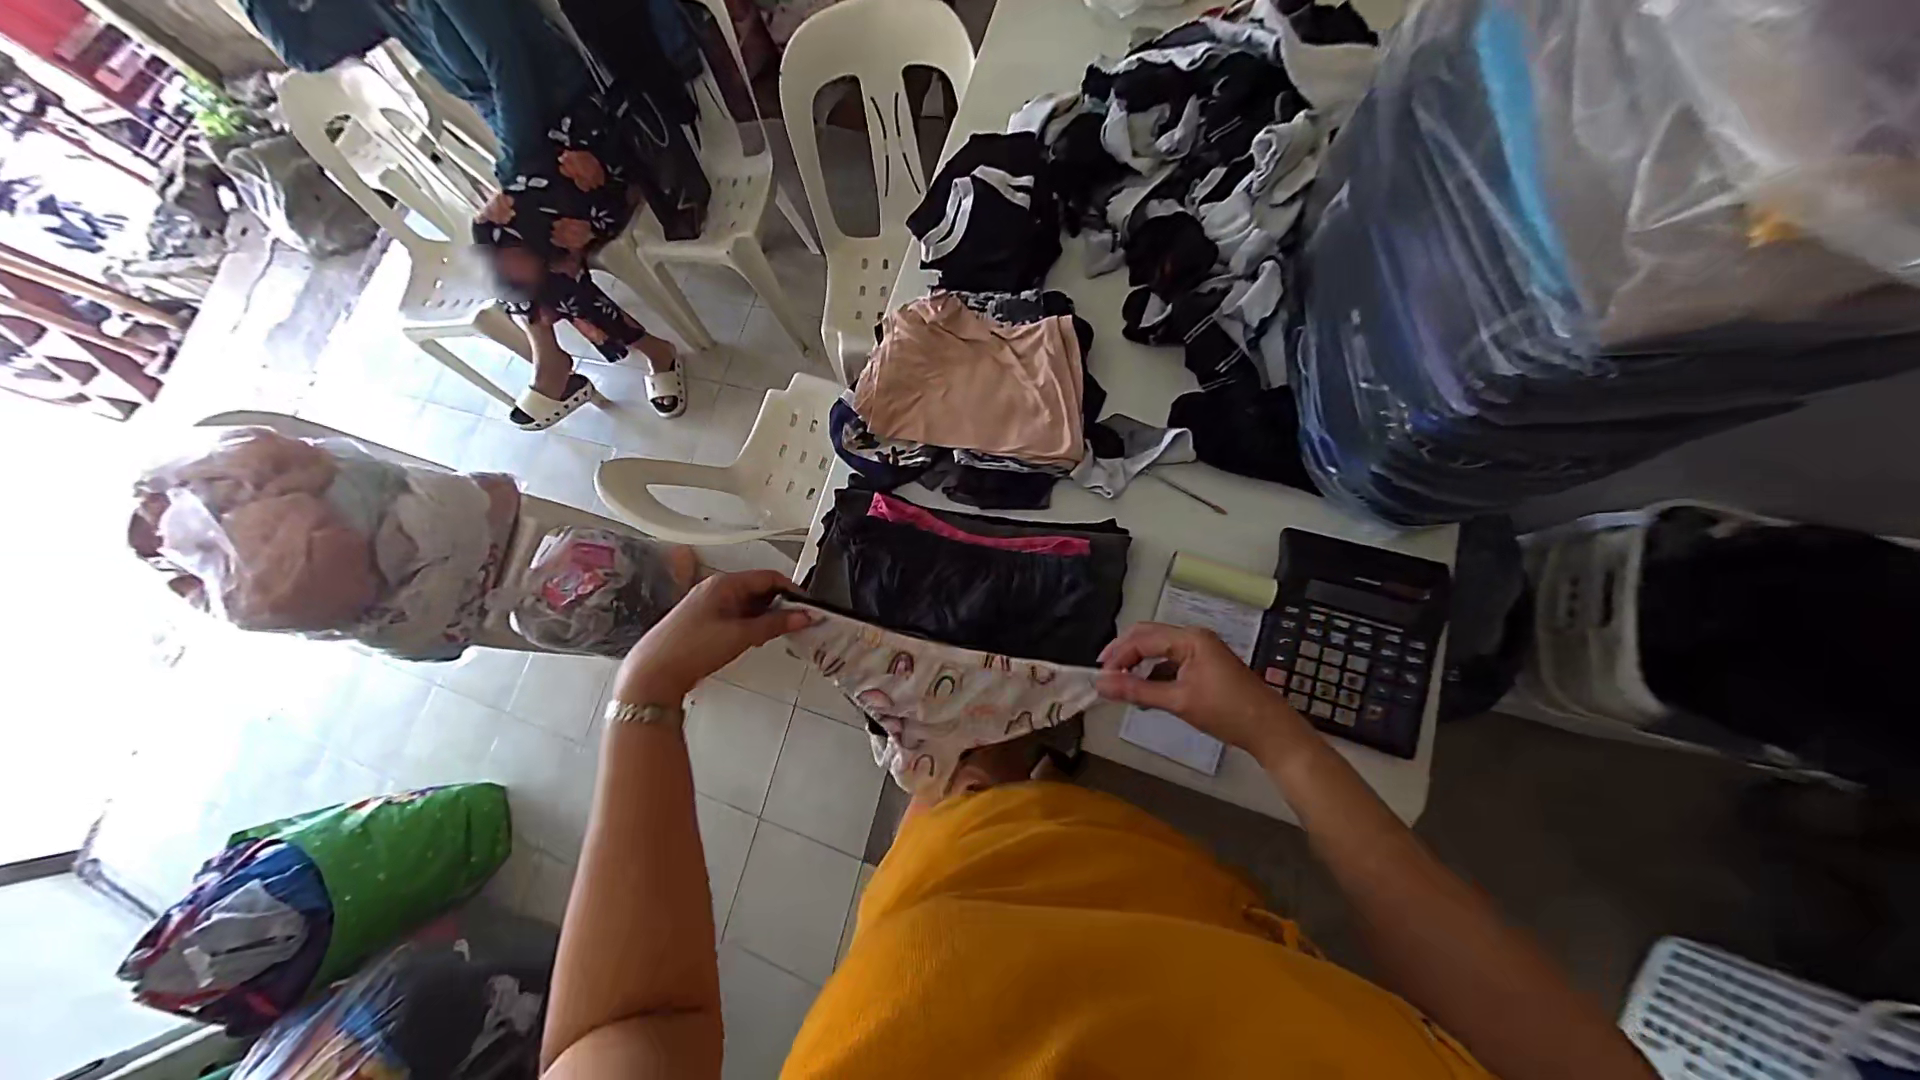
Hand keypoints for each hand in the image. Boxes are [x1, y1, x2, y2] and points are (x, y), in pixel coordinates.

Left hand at [612, 570, 811, 705]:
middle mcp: (715, 589)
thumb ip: (776, 624)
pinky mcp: (703, 621)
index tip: (806, 606)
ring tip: (776, 633)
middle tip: (796, 621)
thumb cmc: (690, 649)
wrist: (653, 673)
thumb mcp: (742, 635)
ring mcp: (708, 605)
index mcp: (724, 584)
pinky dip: (750, 624)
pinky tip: (754, 639)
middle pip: (758, 589)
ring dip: (765, 616)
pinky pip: (736, 615)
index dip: (791, 590)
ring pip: (748, 603)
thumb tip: (802, 616)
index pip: (769, 577)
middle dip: (779, 604)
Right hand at [1096, 622, 1313, 766]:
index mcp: (1189, 639)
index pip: (1142, 638)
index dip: (1118, 655)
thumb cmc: (1228, 713)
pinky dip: (1152, 673)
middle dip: (1123, 654)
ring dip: (1137, 664)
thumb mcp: (1178, 702)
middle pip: (1147, 636)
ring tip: (1121, 685)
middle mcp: (1193, 637)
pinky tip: (1145, 692)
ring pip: (1156, 649)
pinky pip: (1169, 661)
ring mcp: (1199, 650)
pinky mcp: (1203, 664)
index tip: (1101, 677)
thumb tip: (1102, 684)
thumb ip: (1137, 691)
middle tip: (1104, 676)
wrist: (1270, 730)